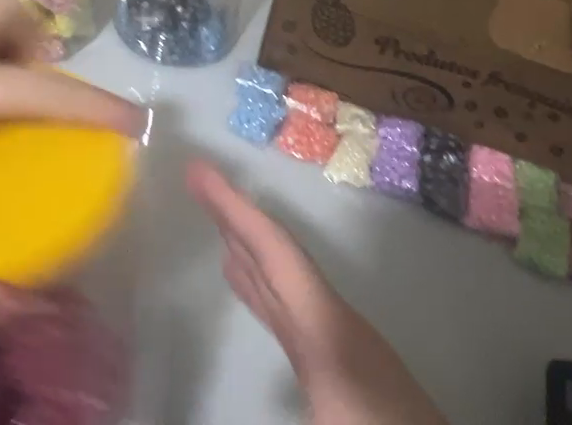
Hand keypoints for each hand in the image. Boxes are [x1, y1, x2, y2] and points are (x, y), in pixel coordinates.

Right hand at [187, 162, 445, 424]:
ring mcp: (339, 339)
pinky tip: (247, 284)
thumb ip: (287, 393)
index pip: (273, 251)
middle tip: (197, 180)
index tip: (200, 171)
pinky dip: (260, 282)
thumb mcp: (329, 411)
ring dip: (246, 246)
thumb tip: (211, 400)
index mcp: (324, 326)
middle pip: (277, 255)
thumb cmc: (375, 424)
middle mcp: (331, 321)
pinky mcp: (341, 361)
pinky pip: (288, 304)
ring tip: (213, 221)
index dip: (234, 208)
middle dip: (234, 216)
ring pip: (284, 280)